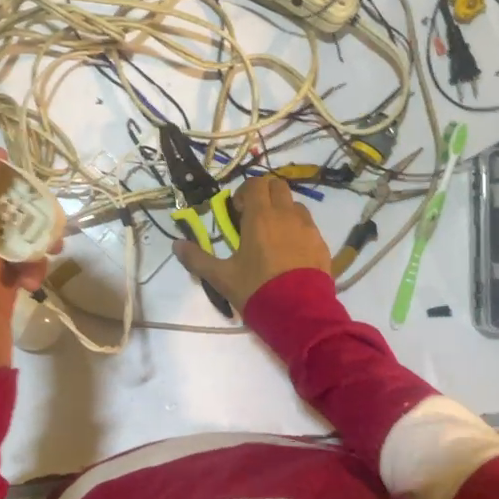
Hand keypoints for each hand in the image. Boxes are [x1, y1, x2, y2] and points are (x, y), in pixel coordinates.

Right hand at [173, 175, 330, 310]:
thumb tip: (176, 245)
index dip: (245, 193)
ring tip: (273, 236)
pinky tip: (290, 253)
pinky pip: (309, 226)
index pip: (255, 184)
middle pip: (278, 186)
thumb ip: (197, 259)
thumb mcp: (222, 277)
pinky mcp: (321, 244)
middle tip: (254, 219)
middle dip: (265, 196)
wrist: (299, 313)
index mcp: (261, 217)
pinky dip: (297, 230)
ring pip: (295, 205)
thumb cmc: (256, 290)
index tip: (237, 212)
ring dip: (283, 211)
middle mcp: (286, 215)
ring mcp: (308, 228)